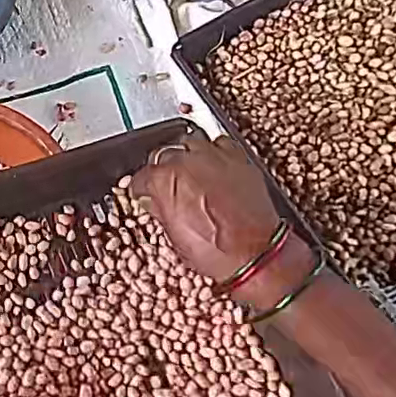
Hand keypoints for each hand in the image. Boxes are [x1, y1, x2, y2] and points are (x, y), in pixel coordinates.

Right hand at [131, 133, 283, 281]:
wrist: (254, 254)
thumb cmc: (216, 250)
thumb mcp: (174, 235)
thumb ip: (160, 209)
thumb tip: (154, 201)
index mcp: (163, 181)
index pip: (141, 177)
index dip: (141, 188)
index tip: (144, 193)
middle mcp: (185, 162)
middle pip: (163, 155)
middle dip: (162, 170)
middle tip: (167, 184)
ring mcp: (213, 157)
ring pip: (190, 142)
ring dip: (186, 155)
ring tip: (188, 170)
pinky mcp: (238, 158)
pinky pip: (220, 143)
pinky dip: (214, 151)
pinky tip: (213, 164)